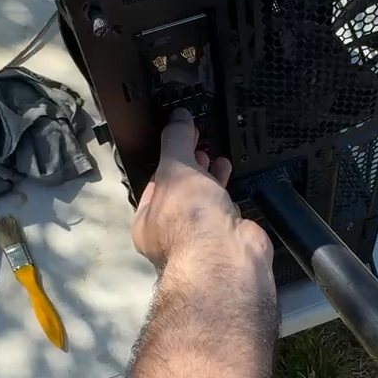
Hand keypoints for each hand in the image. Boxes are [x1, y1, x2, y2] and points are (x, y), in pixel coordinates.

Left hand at [131, 111, 271, 279]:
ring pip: (203, 202)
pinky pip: (225, 210)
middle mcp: (172, 234)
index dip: (168, 157)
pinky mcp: (228, 241)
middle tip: (197, 144)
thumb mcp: (176, 168)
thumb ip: (176, 140)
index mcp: (148, 221)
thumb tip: (177, 117)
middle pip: (180, 193)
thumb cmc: (191, 222)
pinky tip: (230, 176)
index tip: (180, 137)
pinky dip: (227, 191)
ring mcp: (202, 240)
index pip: (155, 182)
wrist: (227, 260)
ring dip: (209, 177)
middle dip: (190, 167)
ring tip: (215, 156)